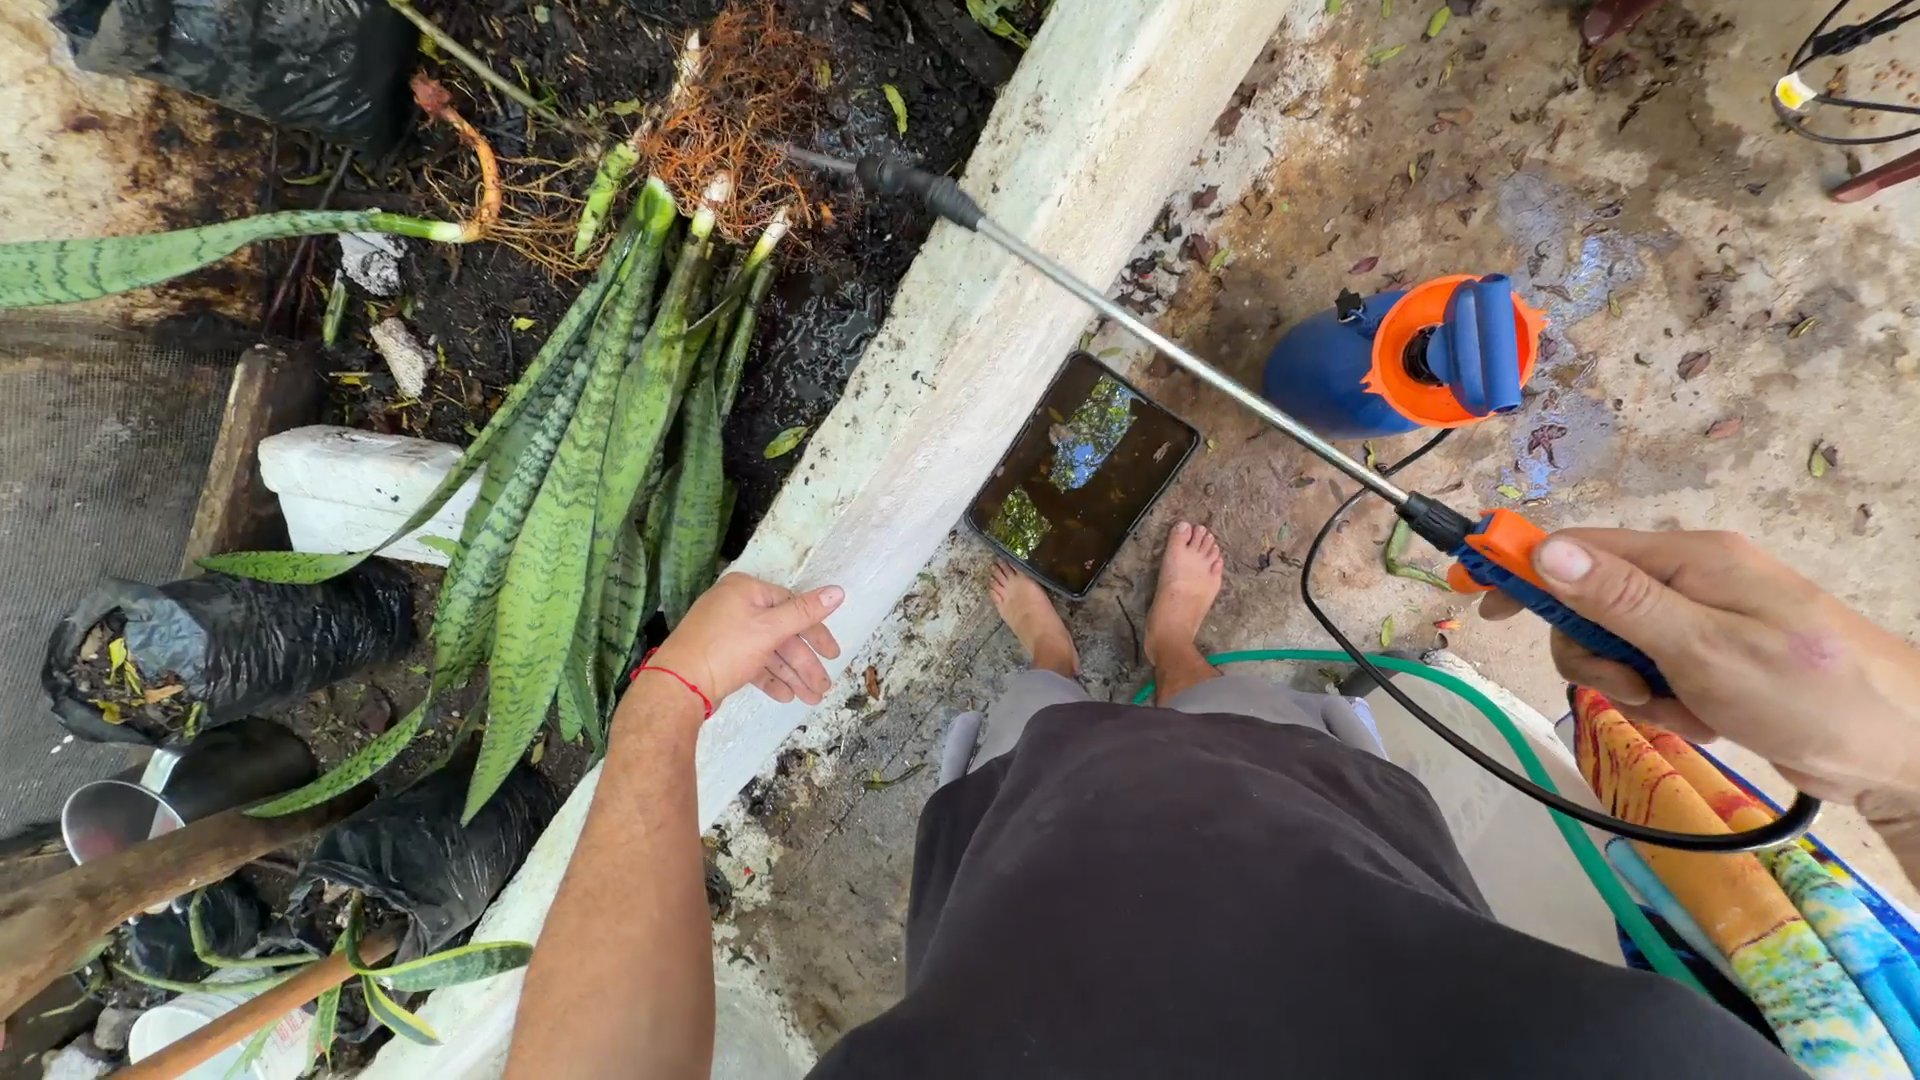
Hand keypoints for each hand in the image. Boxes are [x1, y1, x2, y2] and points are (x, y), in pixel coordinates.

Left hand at [645, 573, 844, 708]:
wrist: (676, 686)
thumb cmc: (725, 649)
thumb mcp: (770, 629)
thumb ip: (805, 612)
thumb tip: (838, 591)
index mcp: (746, 590)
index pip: (792, 606)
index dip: (815, 632)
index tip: (833, 654)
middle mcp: (736, 606)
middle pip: (782, 633)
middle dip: (804, 663)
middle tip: (823, 686)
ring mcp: (726, 632)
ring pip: (769, 651)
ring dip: (791, 675)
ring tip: (810, 699)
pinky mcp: (721, 657)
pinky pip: (753, 663)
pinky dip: (770, 678)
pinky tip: (786, 696)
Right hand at [1479, 529, 1919, 805]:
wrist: (1912, 756)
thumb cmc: (1812, 695)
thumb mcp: (1704, 647)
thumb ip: (1619, 598)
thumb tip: (1545, 551)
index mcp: (1688, 558)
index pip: (1574, 548)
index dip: (1520, 568)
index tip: (1480, 599)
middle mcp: (1686, 577)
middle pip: (1584, 602)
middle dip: (1591, 650)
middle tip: (1625, 686)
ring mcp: (1696, 615)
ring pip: (1609, 642)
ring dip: (1627, 682)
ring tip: (1677, 708)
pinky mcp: (1705, 651)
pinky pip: (1645, 667)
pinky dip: (1659, 697)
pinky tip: (1701, 714)